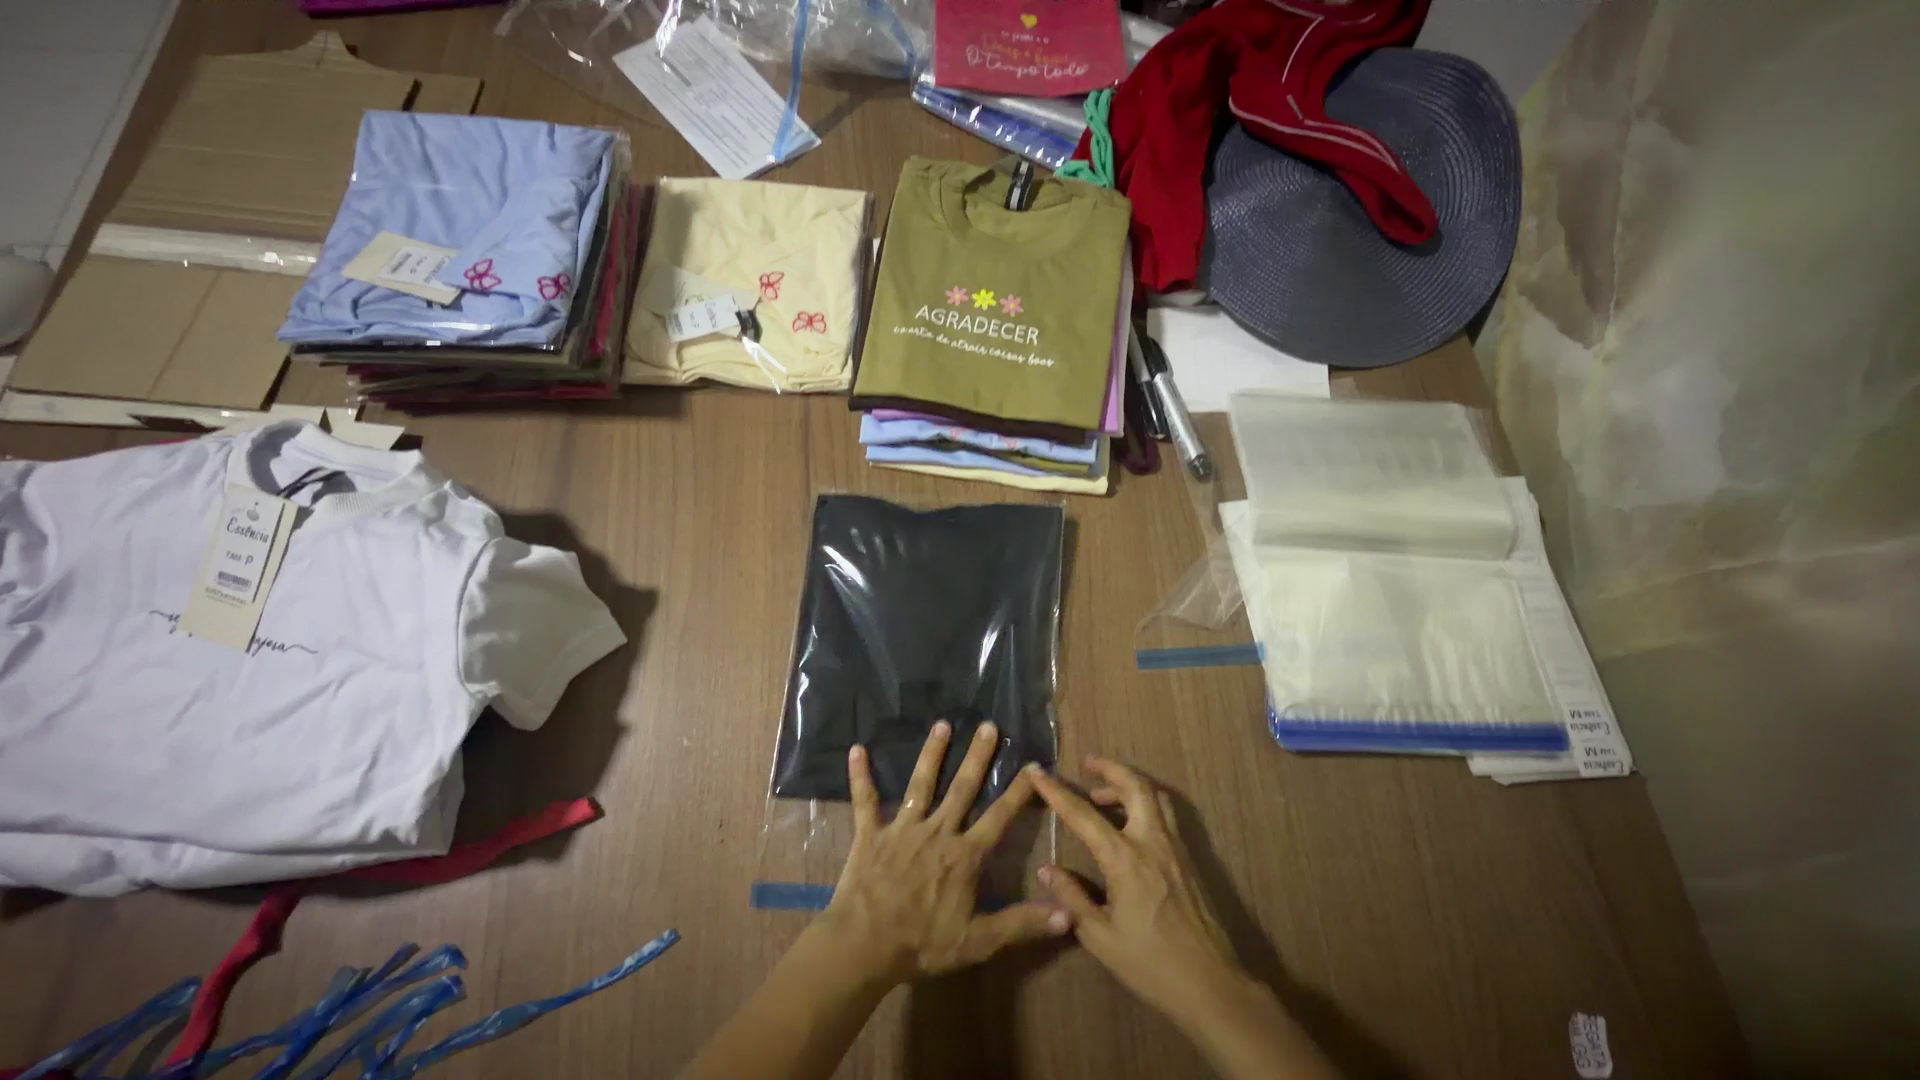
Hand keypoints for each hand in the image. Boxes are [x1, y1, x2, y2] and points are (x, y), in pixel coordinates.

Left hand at [818, 721, 1071, 985]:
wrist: (865, 944)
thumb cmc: (923, 943)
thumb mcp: (979, 940)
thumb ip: (1023, 923)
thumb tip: (1069, 915)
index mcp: (965, 855)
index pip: (999, 816)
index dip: (1018, 792)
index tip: (1033, 765)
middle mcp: (937, 832)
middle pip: (962, 788)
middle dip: (977, 756)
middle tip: (988, 725)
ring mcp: (902, 829)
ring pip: (921, 784)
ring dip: (932, 753)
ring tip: (942, 724)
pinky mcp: (871, 834)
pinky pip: (865, 801)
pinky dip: (860, 776)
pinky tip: (856, 751)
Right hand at [1028, 758, 1244, 1020]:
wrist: (1211, 984)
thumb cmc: (1151, 964)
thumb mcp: (1100, 937)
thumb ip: (1072, 898)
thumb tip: (1047, 869)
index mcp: (1125, 860)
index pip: (1083, 814)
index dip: (1056, 791)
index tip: (1036, 771)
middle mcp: (1152, 842)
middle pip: (1135, 786)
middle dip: (1109, 768)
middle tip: (1087, 764)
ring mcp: (1176, 848)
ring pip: (1156, 796)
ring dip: (1129, 784)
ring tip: (1105, 793)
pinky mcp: (1190, 860)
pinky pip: (1166, 815)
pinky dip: (1146, 803)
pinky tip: (1131, 823)